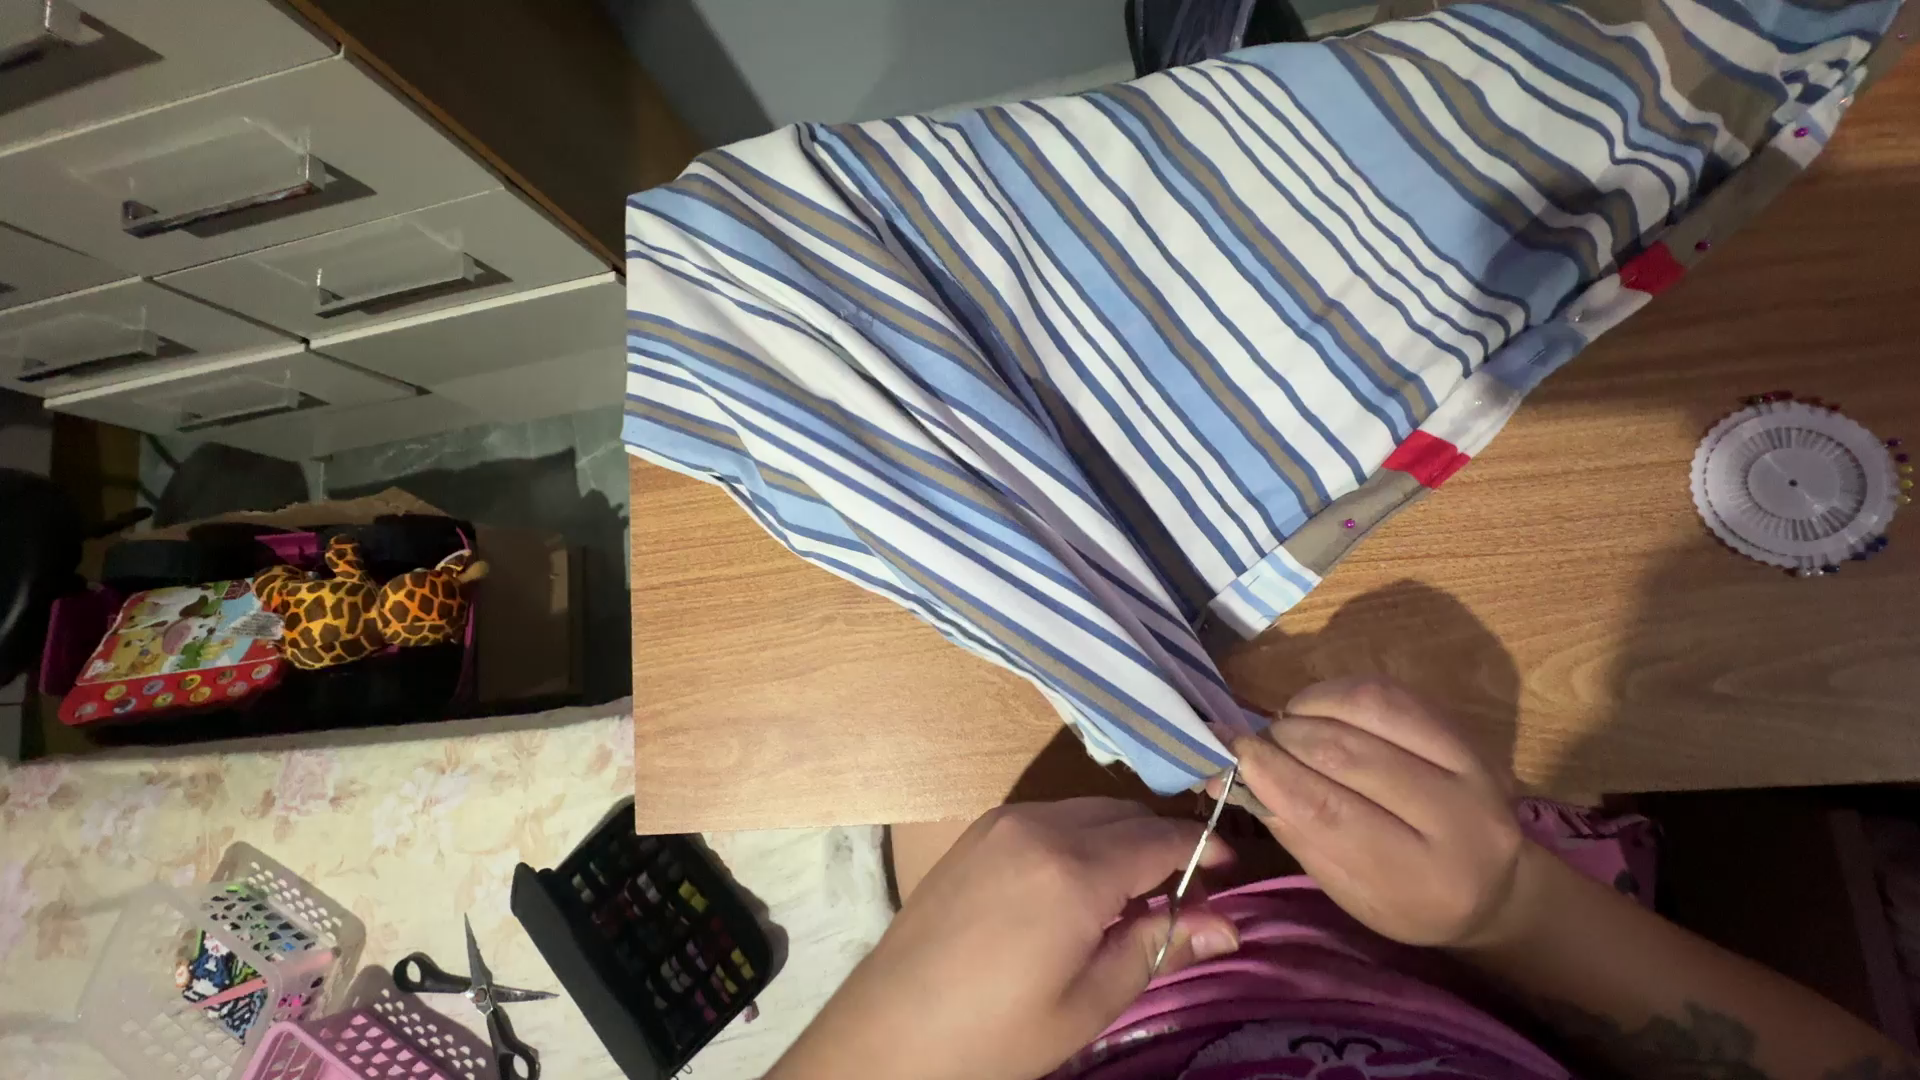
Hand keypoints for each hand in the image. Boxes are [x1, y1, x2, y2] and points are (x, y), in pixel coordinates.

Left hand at [768, 799, 1238, 1079]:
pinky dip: (1081, 835)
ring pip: (1088, 810)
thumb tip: (1226, 922)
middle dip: (1163, 843)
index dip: (1202, 848)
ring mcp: (1004, 821)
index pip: (1158, 838)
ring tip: (1133, 892)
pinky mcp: (980, 828)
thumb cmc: (998, 1029)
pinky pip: (1051, 815)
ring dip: (1121, 837)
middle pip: (1125, 814)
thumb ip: (1157, 946)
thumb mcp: (1089, 1002)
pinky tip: (1080, 881)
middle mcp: (1040, 825)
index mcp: (1073, 868)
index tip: (1232, 867)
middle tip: (1185, 892)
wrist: (893, 1025)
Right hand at [1221, 676, 1526, 948]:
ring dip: (1308, 710)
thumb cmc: (1405, 899)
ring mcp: (1471, 769)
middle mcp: (1458, 821)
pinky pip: (1389, 693)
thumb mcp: (1343, 887)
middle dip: (1283, 739)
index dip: (1269, 772)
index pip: (1329, 811)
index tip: (1227, 750)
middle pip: (1346, 755)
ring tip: (1286, 726)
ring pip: (1370, 710)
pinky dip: (1336, 693)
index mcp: (1421, 879)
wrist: (1494, 888)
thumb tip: (1223, 775)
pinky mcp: (1465, 733)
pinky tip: (1315, 709)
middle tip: (1251, 741)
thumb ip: (1289, 826)